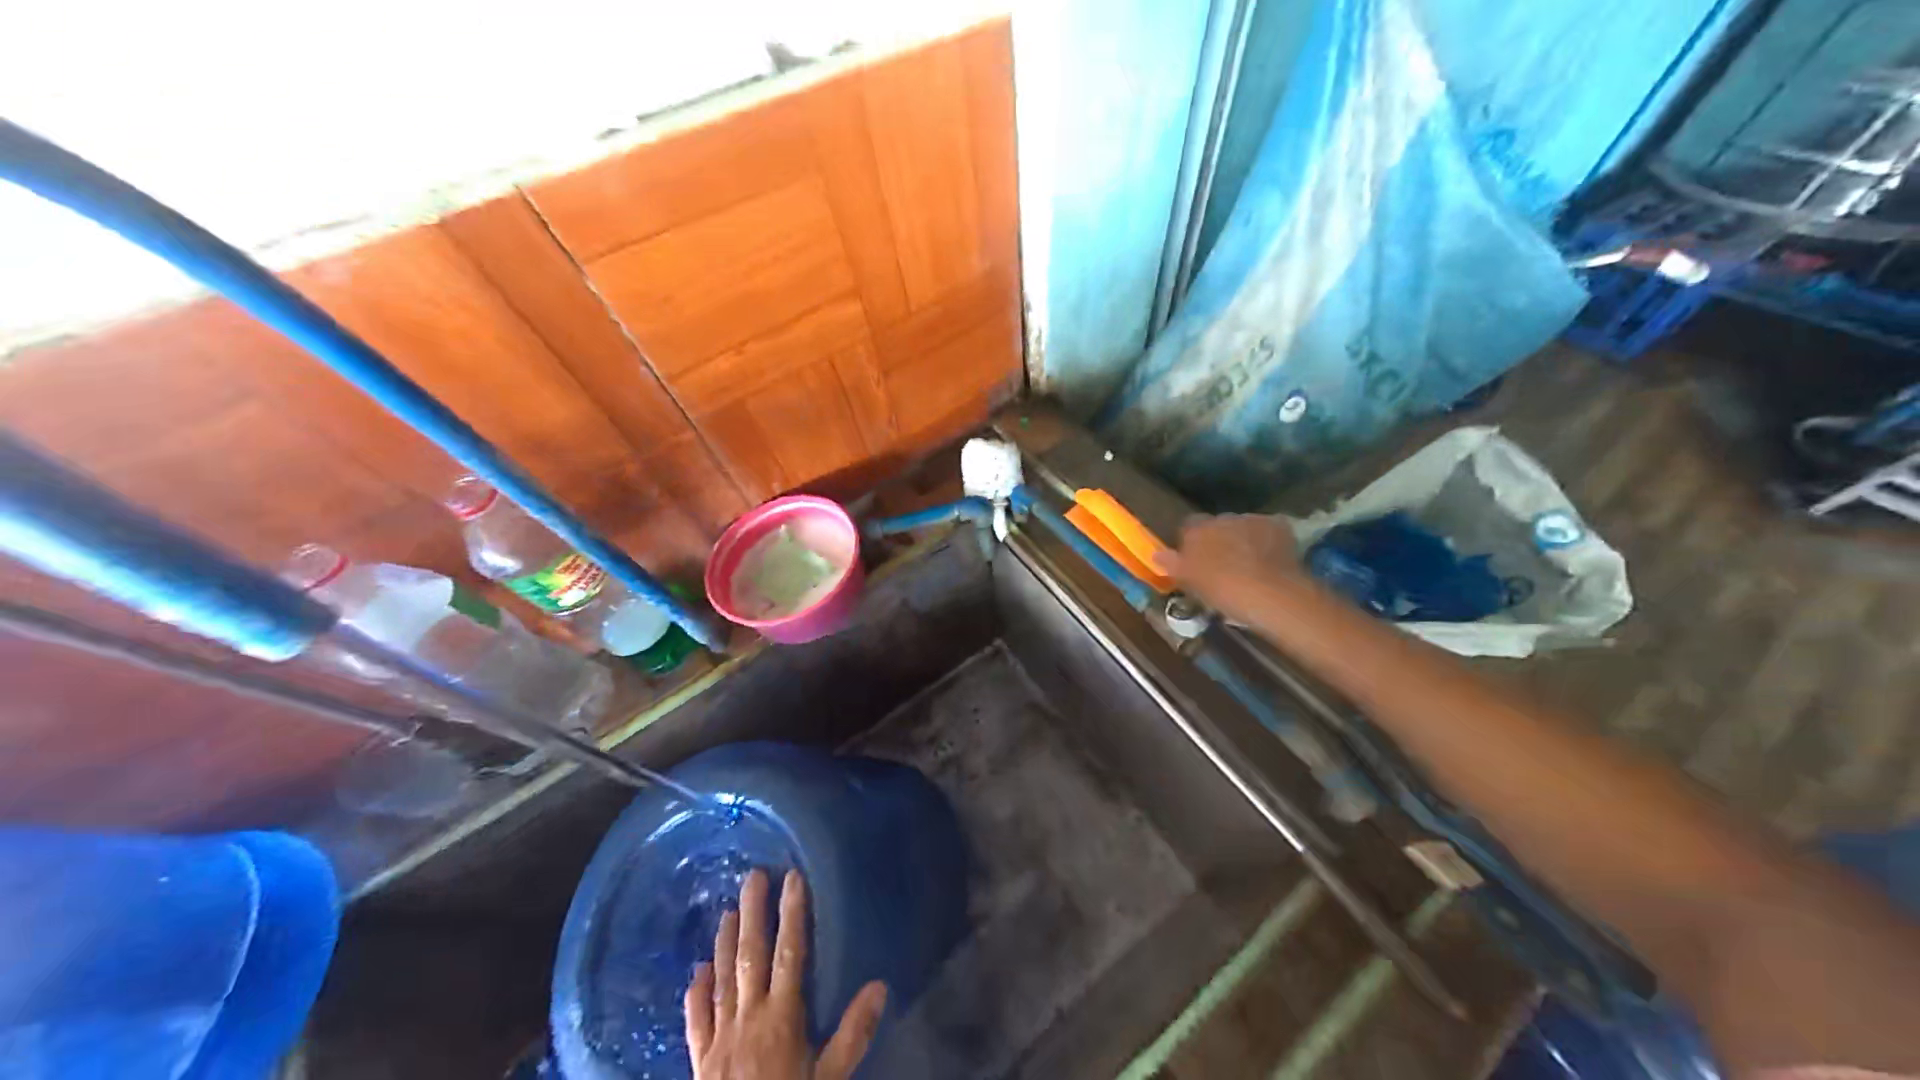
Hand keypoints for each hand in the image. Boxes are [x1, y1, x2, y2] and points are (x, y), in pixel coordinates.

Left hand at [685, 869, 887, 1079]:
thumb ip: (852, 1034)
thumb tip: (878, 985)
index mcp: (781, 1017)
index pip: (789, 953)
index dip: (793, 913)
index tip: (793, 878)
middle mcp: (748, 1017)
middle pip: (751, 955)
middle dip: (754, 913)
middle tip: (753, 876)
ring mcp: (719, 1038)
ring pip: (722, 978)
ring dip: (725, 942)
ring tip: (728, 910)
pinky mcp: (700, 1061)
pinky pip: (696, 1020)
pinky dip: (695, 994)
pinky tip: (696, 972)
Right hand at [1160, 514, 1306, 624]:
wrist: (1270, 594)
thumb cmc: (1223, 591)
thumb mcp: (1190, 582)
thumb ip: (1171, 564)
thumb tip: (1157, 554)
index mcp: (1197, 530)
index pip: (1188, 526)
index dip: (1192, 542)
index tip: (1196, 561)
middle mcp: (1222, 518)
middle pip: (1217, 525)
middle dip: (1219, 539)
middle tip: (1223, 564)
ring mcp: (1251, 519)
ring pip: (1243, 526)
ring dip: (1243, 538)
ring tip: (1249, 564)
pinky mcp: (1277, 525)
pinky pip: (1267, 529)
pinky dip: (1266, 539)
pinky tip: (1270, 558)